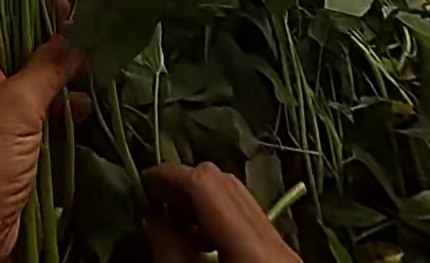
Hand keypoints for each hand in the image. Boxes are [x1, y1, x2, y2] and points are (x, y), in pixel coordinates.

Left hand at [0, 0, 85, 262]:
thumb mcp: (18, 106)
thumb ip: (49, 65)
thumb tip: (76, 33)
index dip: (33, 2)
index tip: (71, 7)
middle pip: (16, 37)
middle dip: (53, 39)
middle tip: (91, 37)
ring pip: (28, 70)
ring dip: (60, 73)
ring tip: (95, 69)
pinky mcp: (2, 128)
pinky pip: (32, 102)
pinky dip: (57, 102)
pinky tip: (85, 106)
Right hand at [143, 162, 299, 262]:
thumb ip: (170, 254)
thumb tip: (151, 218)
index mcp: (255, 250)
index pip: (207, 184)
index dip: (169, 175)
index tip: (143, 180)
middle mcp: (277, 242)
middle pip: (224, 182)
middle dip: (186, 184)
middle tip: (159, 204)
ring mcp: (286, 250)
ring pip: (239, 195)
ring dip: (203, 199)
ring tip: (178, 225)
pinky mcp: (285, 259)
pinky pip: (250, 219)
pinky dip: (221, 218)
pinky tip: (204, 241)